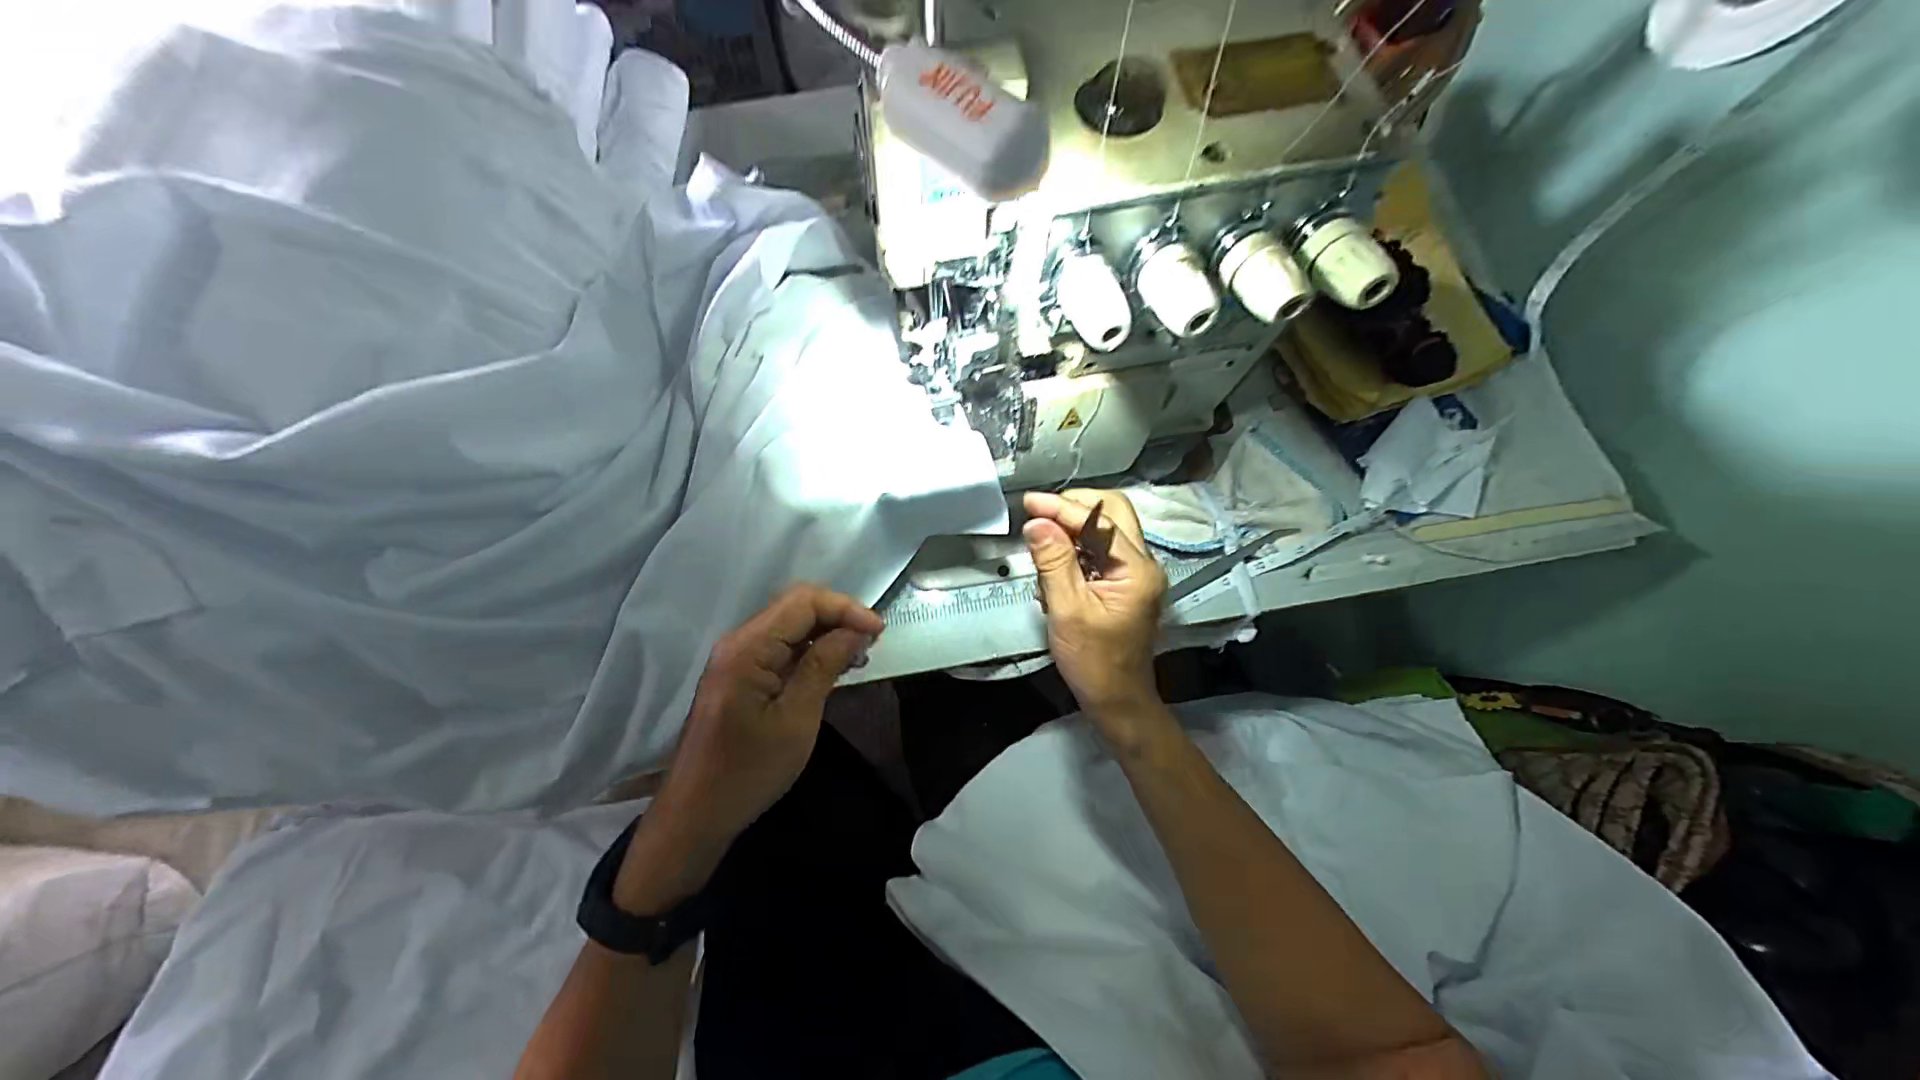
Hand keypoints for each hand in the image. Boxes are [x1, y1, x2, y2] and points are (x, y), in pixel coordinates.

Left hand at [614, 584, 882, 912]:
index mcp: (748, 648)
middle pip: (795, 606)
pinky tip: (832, 667)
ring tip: (858, 653)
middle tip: (872, 640)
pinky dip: (809, 648)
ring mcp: (736, 657)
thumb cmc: (749, 771)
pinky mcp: (739, 674)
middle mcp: (738, 642)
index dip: (846, 608)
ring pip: (789, 624)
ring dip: (826, 631)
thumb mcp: (797, 719)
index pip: (803, 602)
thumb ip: (824, 666)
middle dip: (838, 615)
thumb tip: (855, 630)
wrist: (696, 812)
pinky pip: (779, 646)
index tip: (878, 631)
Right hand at [1022, 490, 1171, 745]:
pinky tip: (1054, 567)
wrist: (1117, 699)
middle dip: (1073, 508)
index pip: (1099, 521)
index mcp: (1136, 570)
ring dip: (1073, 530)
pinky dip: (1077, 550)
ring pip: (1106, 529)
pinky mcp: (1125, 583)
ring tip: (1042, 547)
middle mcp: (1143, 564)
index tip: (1029, 503)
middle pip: (1113, 512)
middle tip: (1038, 515)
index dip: (1061, 508)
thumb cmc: (1093, 661)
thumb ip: (1053, 562)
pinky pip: (1101, 551)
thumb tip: (1037, 522)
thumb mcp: (1067, 610)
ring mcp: (1136, 573)